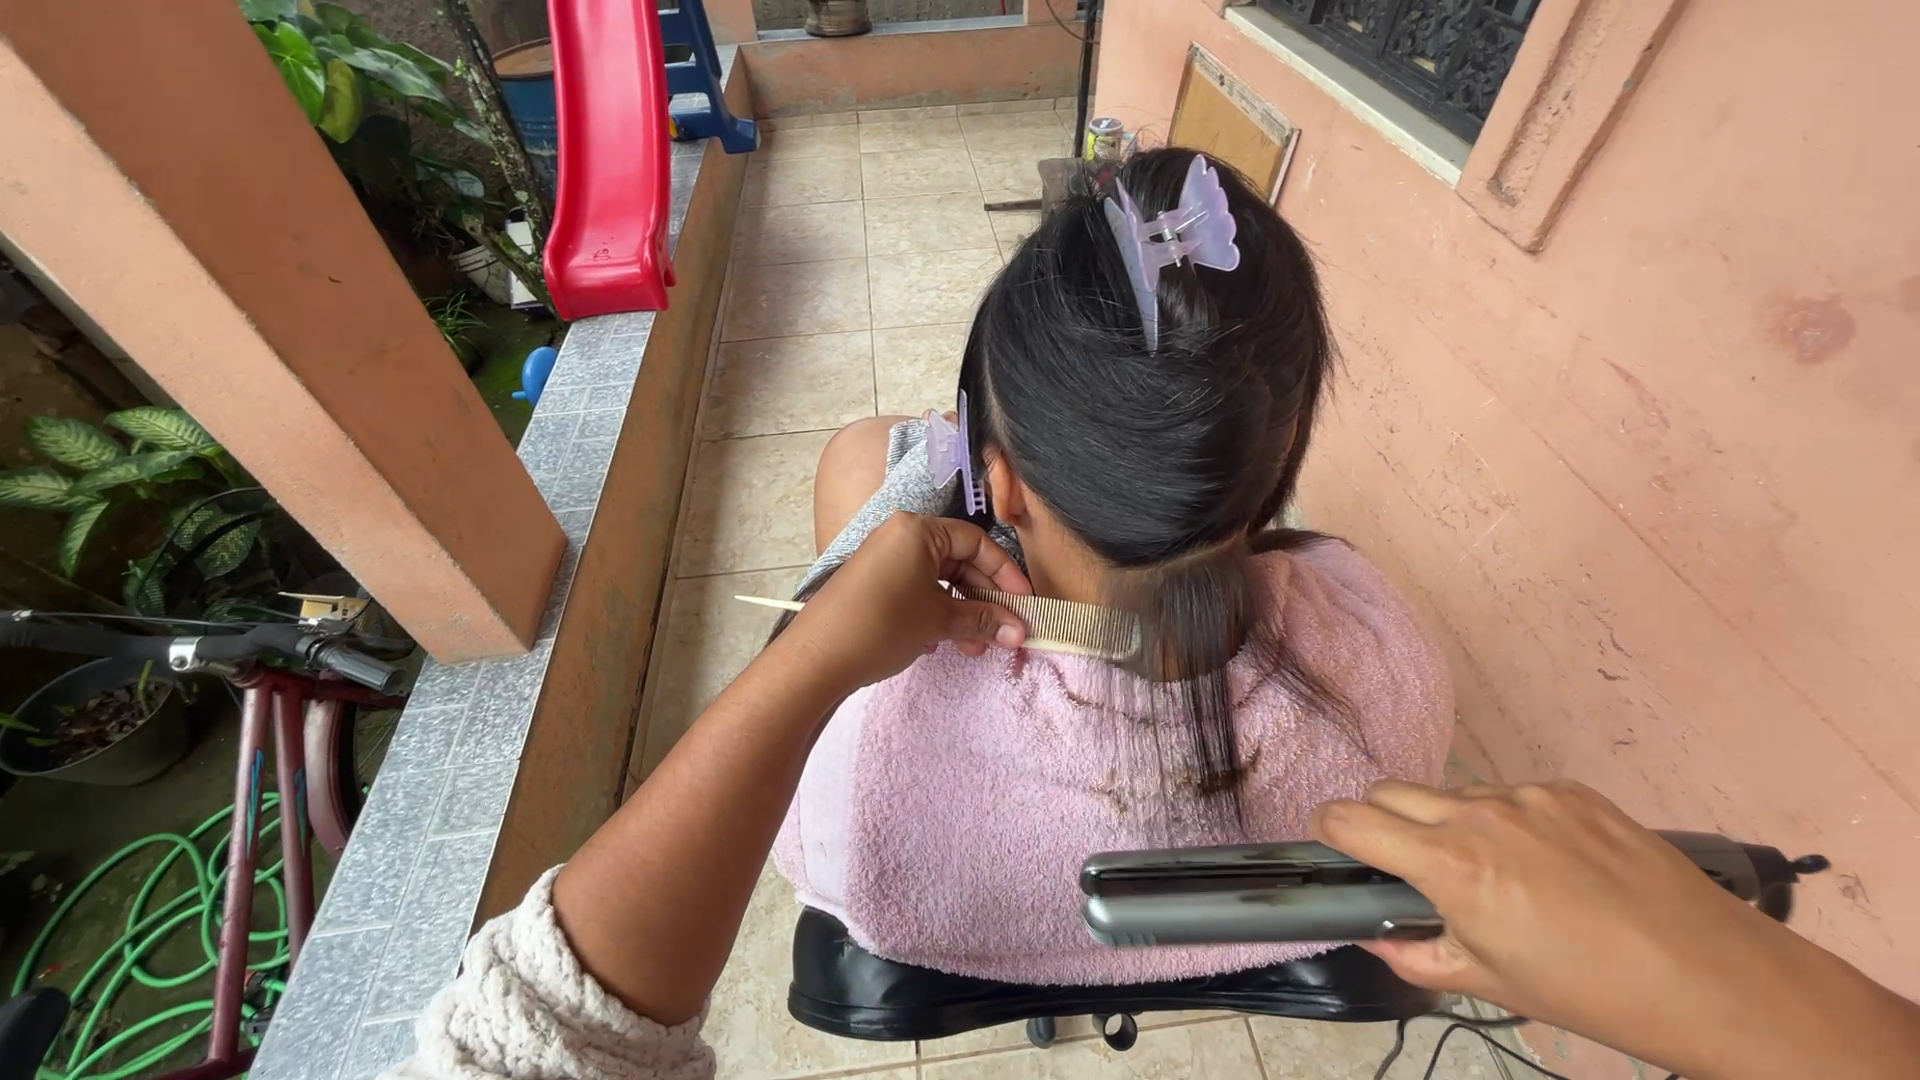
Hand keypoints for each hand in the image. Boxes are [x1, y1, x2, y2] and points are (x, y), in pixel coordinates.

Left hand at [781, 512, 1030, 690]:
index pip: (976, 542)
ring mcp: (884, 560)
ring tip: (974, 648)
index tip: (1024, 604)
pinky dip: (936, 614)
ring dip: (962, 613)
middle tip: (1004, 632)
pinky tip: (941, 644)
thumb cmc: (882, 625)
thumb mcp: (939, 621)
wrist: (816, 658)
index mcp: (918, 530)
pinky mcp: (873, 585)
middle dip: (984, 599)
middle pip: (959, 561)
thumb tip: (1019, 632)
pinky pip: (917, 591)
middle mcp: (900, 536)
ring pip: (939, 580)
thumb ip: (982, 621)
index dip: (1005, 574)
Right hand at [1308, 780, 1914, 1079]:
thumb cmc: (1593, 993)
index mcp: (1449, 864)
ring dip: (1446, 820)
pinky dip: (1506, 820)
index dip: (1326, 827)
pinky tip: (1551, 862)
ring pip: (1450, 793)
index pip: (1349, 818)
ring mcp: (1526, 796)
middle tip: (1409, 863)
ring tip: (1495, 869)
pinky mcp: (1569, 790)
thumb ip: (1413, 954)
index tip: (1332, 843)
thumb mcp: (1491, 984)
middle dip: (1380, 819)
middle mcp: (1476, 814)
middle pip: (1388, 791)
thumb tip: (1371, 932)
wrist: (1723, 982)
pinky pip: (1509, 794)